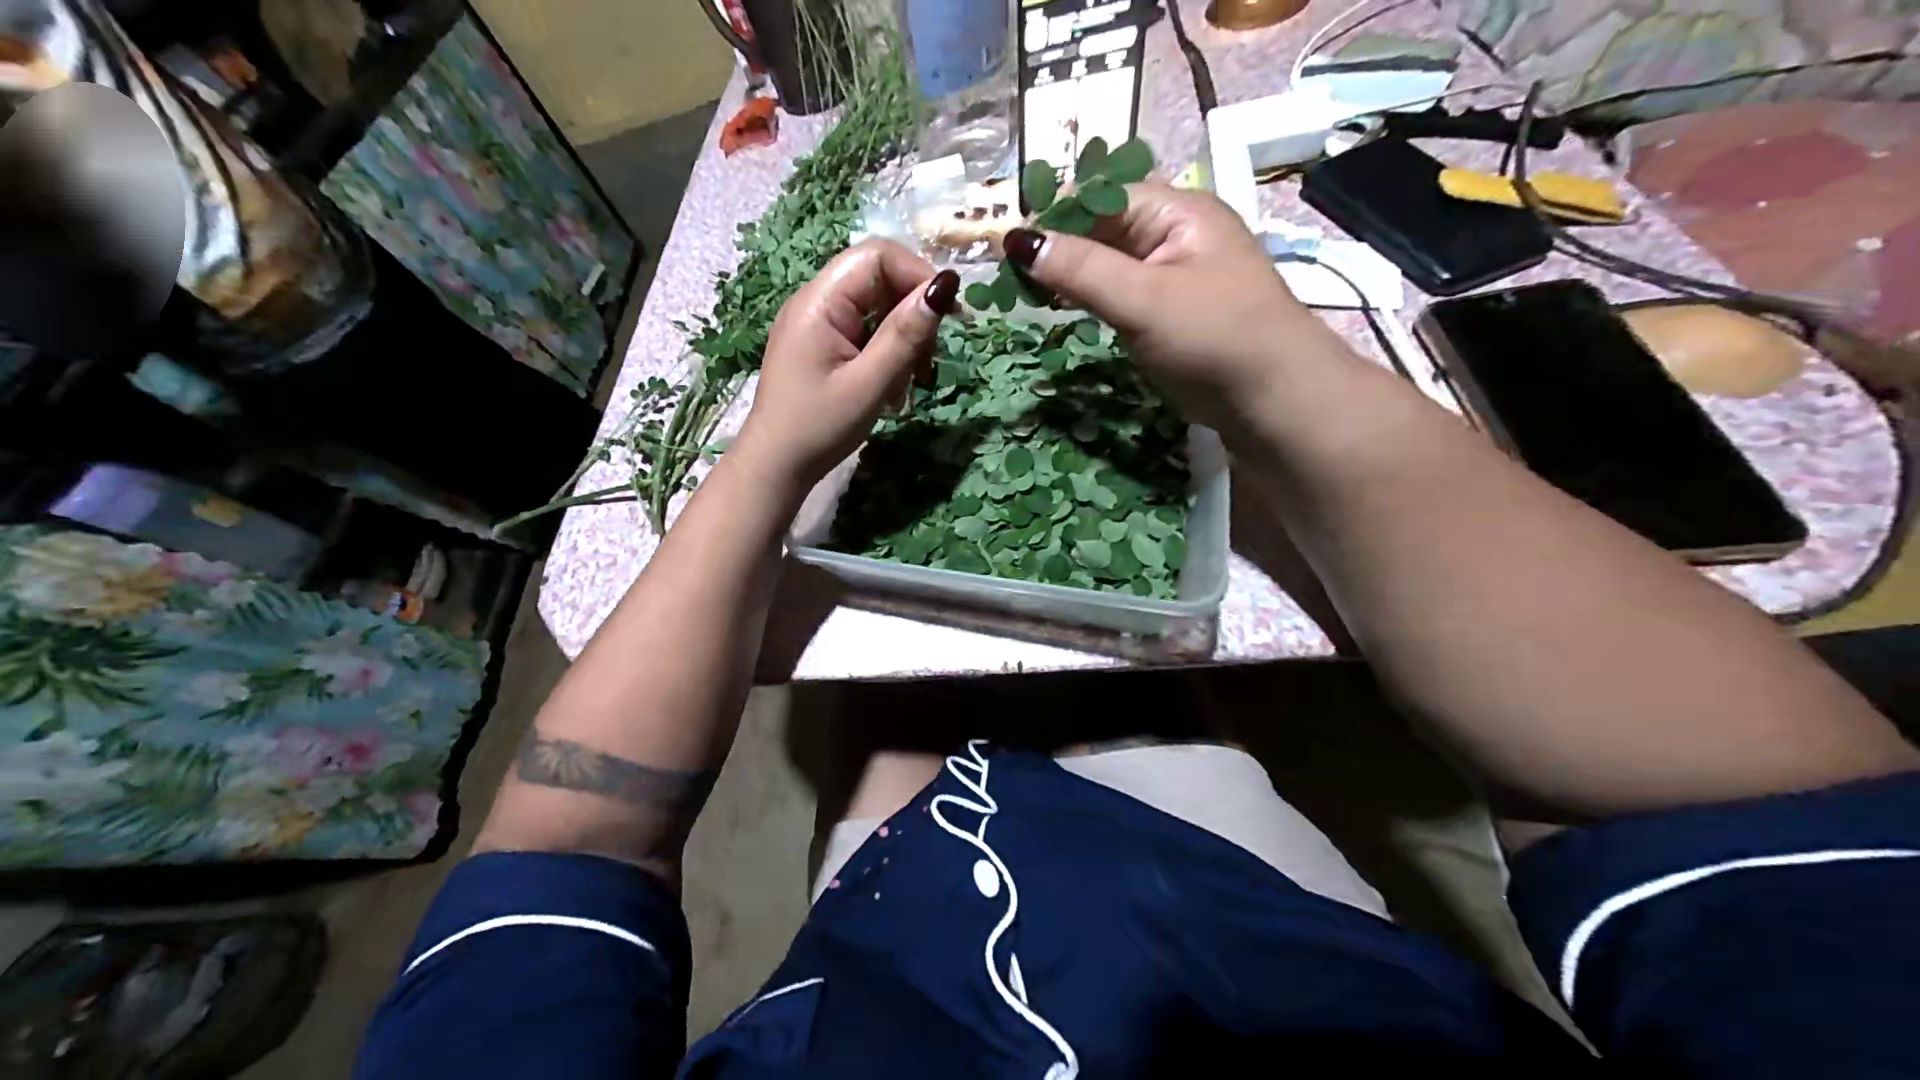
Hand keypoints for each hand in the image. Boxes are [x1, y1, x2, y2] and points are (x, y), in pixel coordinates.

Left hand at [734, 239, 958, 488]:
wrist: (775, 467)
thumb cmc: (819, 427)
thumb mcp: (869, 384)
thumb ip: (905, 335)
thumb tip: (944, 288)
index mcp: (819, 301)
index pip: (877, 255)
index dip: (918, 275)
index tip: (946, 316)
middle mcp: (816, 301)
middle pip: (880, 279)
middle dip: (913, 314)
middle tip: (927, 361)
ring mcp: (818, 323)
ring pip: (877, 307)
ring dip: (904, 338)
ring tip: (910, 381)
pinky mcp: (822, 345)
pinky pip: (865, 332)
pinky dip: (887, 353)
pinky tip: (893, 387)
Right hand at [1005, 183, 1341, 430]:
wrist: (1271, 398)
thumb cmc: (1213, 336)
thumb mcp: (1142, 299)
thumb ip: (1079, 268)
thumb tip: (1015, 240)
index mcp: (1176, 209)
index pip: (1099, 196)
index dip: (1053, 216)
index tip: (1008, 247)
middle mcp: (1172, 233)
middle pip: (1100, 228)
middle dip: (1056, 248)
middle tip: (1008, 277)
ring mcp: (1169, 274)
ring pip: (1105, 263)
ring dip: (1068, 276)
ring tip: (1024, 294)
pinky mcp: (1165, 312)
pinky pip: (1116, 294)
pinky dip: (1088, 299)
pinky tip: (1061, 311)